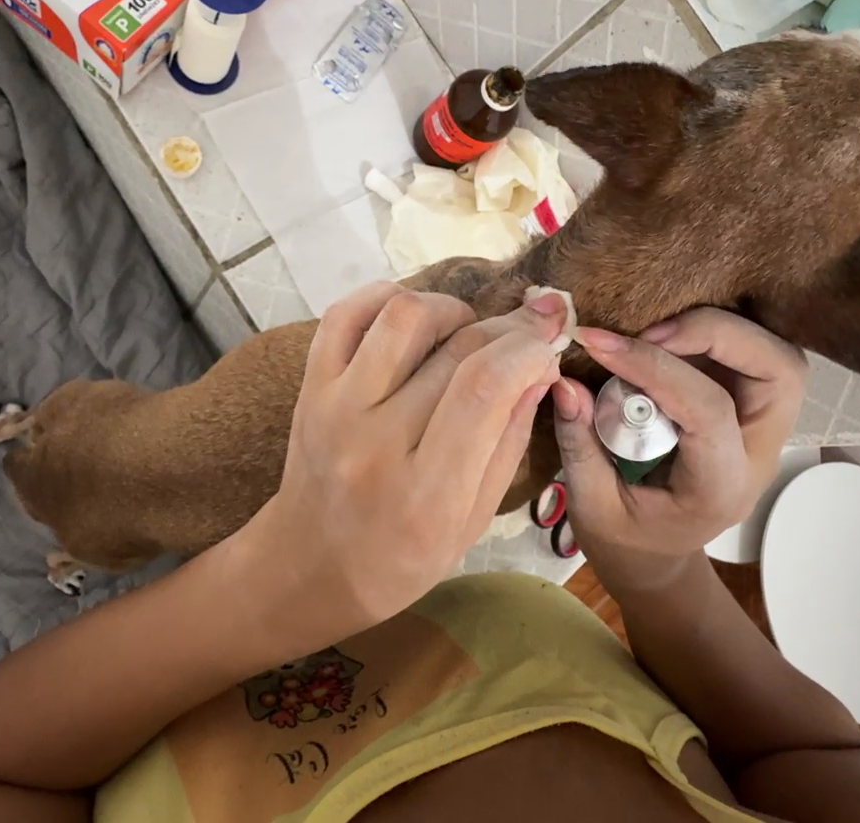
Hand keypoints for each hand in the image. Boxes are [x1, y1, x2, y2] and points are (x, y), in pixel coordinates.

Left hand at [236, 282, 566, 651]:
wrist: (311, 562)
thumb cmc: (403, 556)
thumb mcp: (474, 521)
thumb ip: (510, 440)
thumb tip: (541, 364)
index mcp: (427, 491)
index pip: (485, 386)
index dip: (527, 349)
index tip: (549, 343)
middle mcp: (376, 440)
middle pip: (455, 349)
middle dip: (508, 328)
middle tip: (529, 328)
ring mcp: (334, 406)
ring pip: (401, 316)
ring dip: (450, 308)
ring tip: (465, 331)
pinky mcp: (309, 385)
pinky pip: (345, 313)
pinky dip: (386, 296)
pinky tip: (415, 318)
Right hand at [556, 309, 807, 593]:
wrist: (656, 556)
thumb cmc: (624, 538)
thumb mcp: (591, 505)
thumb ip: (580, 444)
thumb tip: (565, 382)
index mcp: (720, 486)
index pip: (708, 410)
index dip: (653, 366)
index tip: (597, 344)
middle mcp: (758, 454)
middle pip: (779, 372)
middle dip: (716, 333)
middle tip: (648, 331)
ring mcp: (763, 431)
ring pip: (777, 358)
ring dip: (720, 330)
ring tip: (655, 332)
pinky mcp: (750, 412)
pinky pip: (753, 358)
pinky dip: (715, 335)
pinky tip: (665, 337)